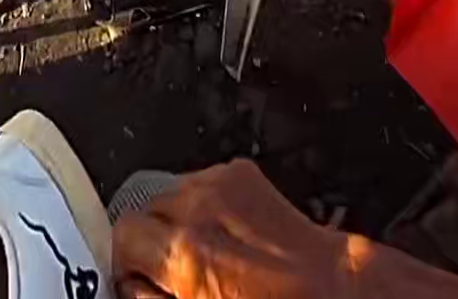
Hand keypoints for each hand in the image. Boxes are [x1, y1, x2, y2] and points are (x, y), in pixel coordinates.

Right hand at [113, 161, 345, 298]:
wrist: (334, 290)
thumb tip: (130, 288)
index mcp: (185, 254)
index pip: (123, 233)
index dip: (126, 261)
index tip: (136, 277)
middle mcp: (196, 207)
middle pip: (145, 209)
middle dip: (152, 240)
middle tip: (172, 271)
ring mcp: (217, 182)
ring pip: (171, 194)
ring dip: (178, 220)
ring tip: (205, 250)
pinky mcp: (237, 170)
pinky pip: (201, 183)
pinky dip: (204, 205)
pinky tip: (227, 233)